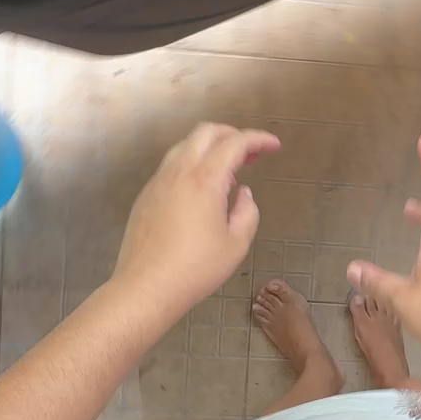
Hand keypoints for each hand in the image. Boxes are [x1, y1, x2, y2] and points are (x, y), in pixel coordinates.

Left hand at [111, 123, 279, 319]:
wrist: (146, 287)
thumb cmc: (196, 269)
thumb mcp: (237, 244)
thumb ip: (247, 212)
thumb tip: (242, 194)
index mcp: (205, 180)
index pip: (235, 143)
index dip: (258, 139)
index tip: (274, 146)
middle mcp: (179, 172)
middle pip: (206, 132)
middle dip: (232, 134)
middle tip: (251, 152)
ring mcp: (158, 182)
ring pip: (185, 146)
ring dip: (210, 148)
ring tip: (228, 172)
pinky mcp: (146, 195)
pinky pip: (172, 165)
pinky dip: (193, 164)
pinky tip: (203, 190)